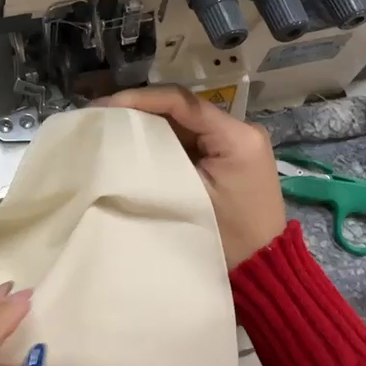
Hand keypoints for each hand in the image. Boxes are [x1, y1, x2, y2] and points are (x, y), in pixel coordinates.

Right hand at [98, 87, 285, 268]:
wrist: (263, 266)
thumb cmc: (228, 235)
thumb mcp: (190, 195)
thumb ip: (159, 161)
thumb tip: (121, 140)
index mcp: (237, 136)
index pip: (183, 102)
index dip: (142, 99)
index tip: (106, 105)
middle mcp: (242, 129)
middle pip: (183, 108)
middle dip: (142, 109)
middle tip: (102, 113)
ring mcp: (238, 141)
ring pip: (186, 121)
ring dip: (152, 122)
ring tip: (113, 123)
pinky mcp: (231, 154)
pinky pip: (193, 137)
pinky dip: (165, 138)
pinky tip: (138, 141)